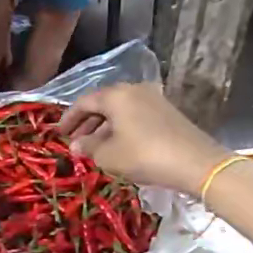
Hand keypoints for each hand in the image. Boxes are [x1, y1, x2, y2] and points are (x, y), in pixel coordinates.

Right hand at [59, 83, 230, 195]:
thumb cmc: (144, 155)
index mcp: (116, 95)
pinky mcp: (167, 112)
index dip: (68, 118)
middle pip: (103, 103)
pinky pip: (135, 116)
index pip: (84, 102)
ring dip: (104, 127)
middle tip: (74, 142)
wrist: (195, 163)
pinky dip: (121, 128)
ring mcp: (153, 99)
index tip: (58, 133)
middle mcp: (134, 90)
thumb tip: (75, 145)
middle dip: (86, 123)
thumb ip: (87, 148)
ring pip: (120, 110)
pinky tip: (118, 146)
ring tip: (94, 148)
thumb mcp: (108, 156)